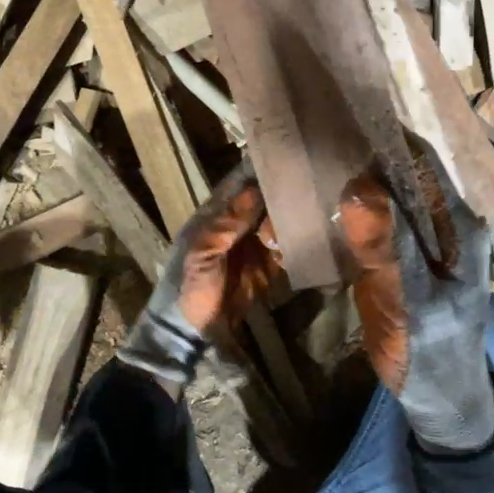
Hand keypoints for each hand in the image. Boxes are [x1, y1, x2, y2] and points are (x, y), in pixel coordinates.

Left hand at [118, 161, 278, 393]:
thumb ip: (226, 224)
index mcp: (216, 217)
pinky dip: (295, 244)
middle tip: (300, 189)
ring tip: (299, 219)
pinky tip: (304, 239)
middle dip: (280, 196)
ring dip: (288, 221)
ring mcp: (253, 247)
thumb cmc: (189, 288)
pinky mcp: (268, 268)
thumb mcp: (202, 254)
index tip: (283, 157)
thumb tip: (254, 191)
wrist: (192, 335)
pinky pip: (286, 249)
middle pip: (264, 201)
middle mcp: (238, 226)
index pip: (239, 186)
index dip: (257, 172)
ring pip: (278, 223)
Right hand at [337, 146, 493, 452]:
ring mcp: (420, 233)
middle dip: (360, 151)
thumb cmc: (431, 355)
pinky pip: (373, 216)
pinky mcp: (398, 250)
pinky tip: (313, 198)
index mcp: (458, 222)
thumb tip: (360, 185)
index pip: (419, 161)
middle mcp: (442, 217)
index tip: (334, 117)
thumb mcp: (410, 304)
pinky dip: (347, 205)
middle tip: (307, 134)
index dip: (381, 136)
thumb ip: (387, 249)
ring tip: (303, 157)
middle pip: (400, 169)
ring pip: (383, 190)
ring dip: (350, 176)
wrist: (440, 401)